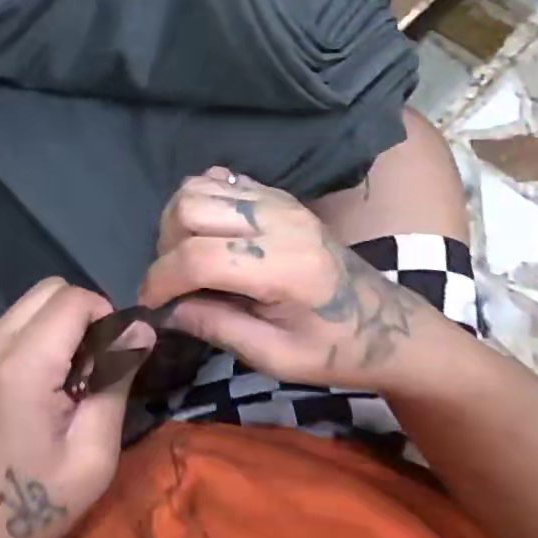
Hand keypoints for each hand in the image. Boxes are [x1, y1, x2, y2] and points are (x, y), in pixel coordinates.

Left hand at [0, 278, 152, 537]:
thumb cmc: (38, 501)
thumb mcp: (94, 452)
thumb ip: (116, 379)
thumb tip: (140, 328)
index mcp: (21, 362)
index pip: (73, 298)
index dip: (106, 317)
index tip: (117, 357)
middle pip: (49, 289)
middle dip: (83, 315)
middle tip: (96, 367)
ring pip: (30, 302)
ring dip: (58, 325)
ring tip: (68, 381)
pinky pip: (11, 321)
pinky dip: (35, 335)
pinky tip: (40, 383)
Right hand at [142, 168, 469, 394]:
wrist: (388, 324)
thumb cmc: (336, 349)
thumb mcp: (276, 358)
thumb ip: (216, 328)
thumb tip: (165, 308)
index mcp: (287, 268)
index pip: (198, 258)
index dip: (161, 280)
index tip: (149, 303)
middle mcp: (280, 221)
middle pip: (189, 209)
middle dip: (166, 247)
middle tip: (174, 280)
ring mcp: (277, 200)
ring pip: (195, 188)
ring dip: (176, 222)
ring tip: (186, 256)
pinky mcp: (274, 193)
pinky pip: (215, 179)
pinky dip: (196, 202)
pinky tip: (207, 234)